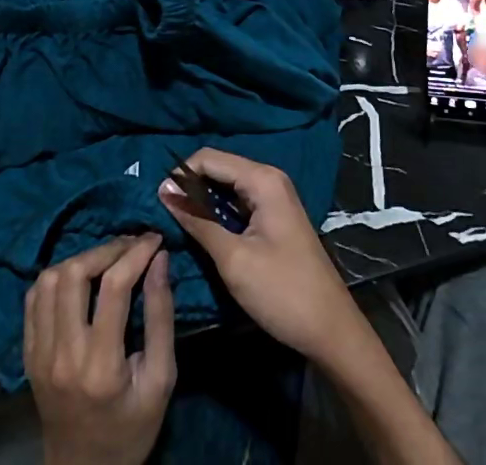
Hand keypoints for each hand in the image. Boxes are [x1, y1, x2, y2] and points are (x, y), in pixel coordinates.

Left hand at [24, 235, 175, 464]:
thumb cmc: (132, 429)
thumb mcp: (162, 378)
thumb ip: (161, 316)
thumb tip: (160, 260)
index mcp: (100, 366)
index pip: (114, 287)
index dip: (137, 253)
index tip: (156, 239)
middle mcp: (62, 355)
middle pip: (73, 275)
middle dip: (107, 249)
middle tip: (133, 246)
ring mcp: (38, 354)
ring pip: (49, 280)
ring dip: (82, 259)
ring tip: (109, 259)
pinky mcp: (28, 354)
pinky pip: (34, 298)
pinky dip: (58, 277)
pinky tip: (82, 277)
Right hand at [158, 149, 364, 367]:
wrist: (329, 326)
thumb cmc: (282, 292)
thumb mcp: (233, 258)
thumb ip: (198, 221)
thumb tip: (164, 190)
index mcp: (263, 180)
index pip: (209, 157)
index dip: (179, 175)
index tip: (156, 203)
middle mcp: (270, 179)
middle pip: (218, 168)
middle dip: (188, 186)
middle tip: (160, 214)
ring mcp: (274, 198)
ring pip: (225, 185)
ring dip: (200, 200)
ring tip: (173, 223)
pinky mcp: (273, 217)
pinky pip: (237, 202)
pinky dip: (216, 212)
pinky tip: (199, 231)